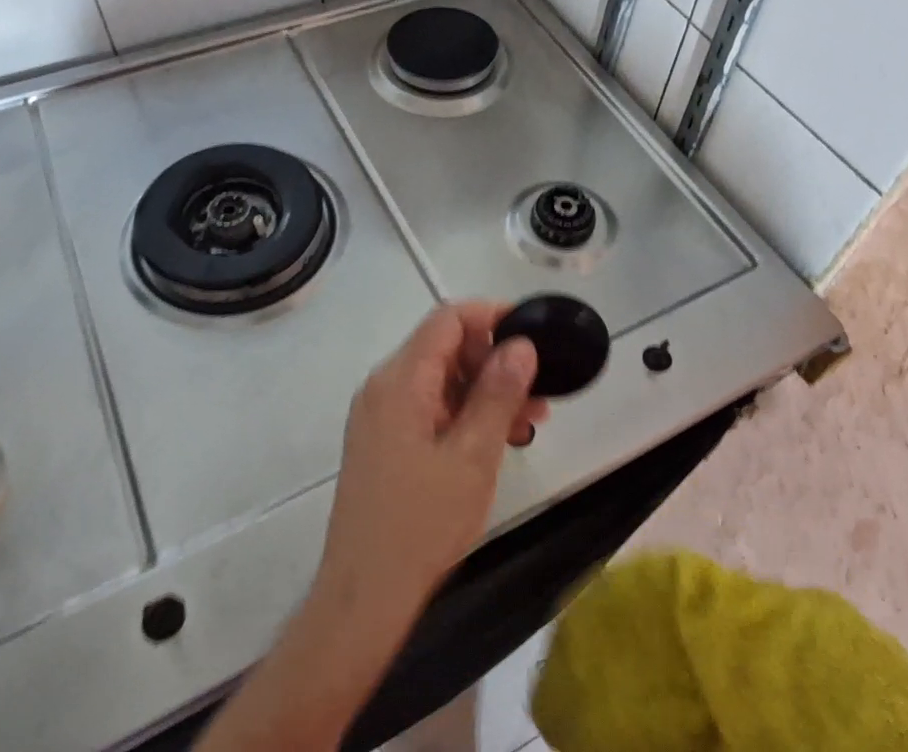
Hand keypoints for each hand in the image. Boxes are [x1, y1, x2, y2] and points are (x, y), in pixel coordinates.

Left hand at [315, 301, 543, 619]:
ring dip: (485, 392)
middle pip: (444, 348)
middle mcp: (383, 388)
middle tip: (539, 391)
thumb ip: (497, 394)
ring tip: (531, 420)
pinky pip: (429, 409)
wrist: (367, 590)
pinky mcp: (383, 442)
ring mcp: (379, 416)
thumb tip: (521, 345)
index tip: (534, 335)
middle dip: (494, 360)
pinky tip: (498, 440)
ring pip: (440, 381)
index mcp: (400, 381)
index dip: (492, 316)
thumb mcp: (473, 455)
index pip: (447, 319)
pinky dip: (464, 415)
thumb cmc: (423, 521)